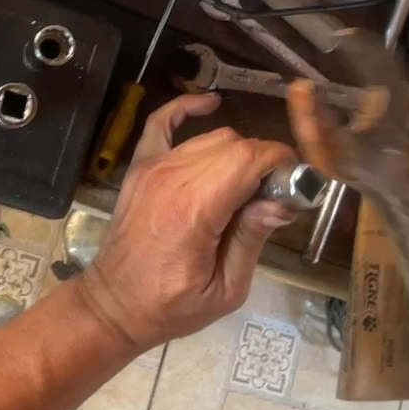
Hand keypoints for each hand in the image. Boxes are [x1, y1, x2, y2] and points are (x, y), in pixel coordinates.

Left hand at [75, 93, 297, 350]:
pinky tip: (209, 104)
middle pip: (234, 145)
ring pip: (210, 137)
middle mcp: (172, 177)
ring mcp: (153, 167)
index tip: (294, 184)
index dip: (279, 163)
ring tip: (247, 184)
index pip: (249, 159)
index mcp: (194, 210)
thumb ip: (253, 238)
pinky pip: (162, 121)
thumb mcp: (226, 289)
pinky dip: (185, 108)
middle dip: (263, 162)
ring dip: (237, 151)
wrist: (113, 304)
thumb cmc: (171, 305)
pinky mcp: (140, 166)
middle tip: (272, 195)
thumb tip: (284, 201)